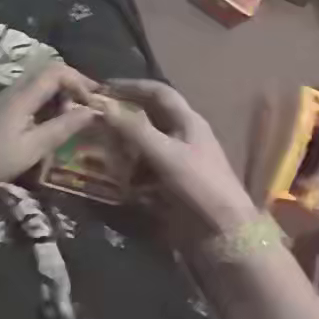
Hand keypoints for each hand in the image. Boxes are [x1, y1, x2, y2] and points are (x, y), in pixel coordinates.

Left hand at [0, 62, 101, 187]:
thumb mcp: (34, 147)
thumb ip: (63, 127)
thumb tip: (91, 110)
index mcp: (23, 95)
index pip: (56, 71)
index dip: (78, 80)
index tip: (93, 100)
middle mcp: (16, 88)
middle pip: (49, 71)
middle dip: (74, 82)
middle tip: (91, 102)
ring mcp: (9, 95)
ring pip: (42, 80)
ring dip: (63, 91)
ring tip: (78, 111)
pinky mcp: (6, 105)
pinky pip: (34, 92)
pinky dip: (50, 99)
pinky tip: (58, 117)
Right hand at [100, 79, 256, 236]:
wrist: (224, 232)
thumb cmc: (199, 185)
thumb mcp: (165, 154)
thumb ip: (134, 130)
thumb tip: (104, 106)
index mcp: (188, 121)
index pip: (158, 92)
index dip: (132, 86)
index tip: (103, 87)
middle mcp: (183, 135)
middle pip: (150, 116)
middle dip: (123, 114)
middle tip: (94, 116)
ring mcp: (178, 159)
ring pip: (145, 141)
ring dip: (123, 141)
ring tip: (96, 143)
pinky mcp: (172, 182)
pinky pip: (145, 166)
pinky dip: (128, 165)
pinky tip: (112, 172)